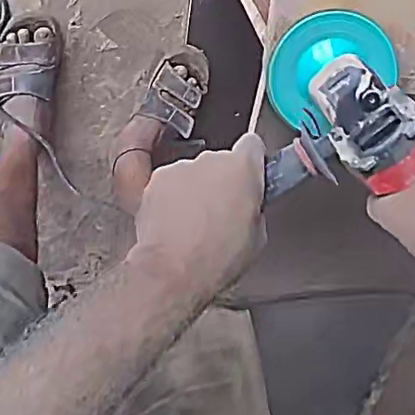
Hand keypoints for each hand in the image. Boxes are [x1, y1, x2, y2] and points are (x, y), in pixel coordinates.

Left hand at [127, 132, 266, 295]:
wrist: (175, 269)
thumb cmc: (217, 257)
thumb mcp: (258, 236)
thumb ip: (255, 207)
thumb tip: (249, 207)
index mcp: (243, 168)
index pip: (252, 145)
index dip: (252, 160)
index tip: (250, 173)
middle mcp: (211, 160)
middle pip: (219, 162)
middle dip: (220, 182)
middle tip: (222, 212)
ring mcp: (181, 168)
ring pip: (192, 174)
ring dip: (194, 191)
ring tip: (195, 224)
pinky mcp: (156, 180)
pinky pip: (169, 185)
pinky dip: (171, 199)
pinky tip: (175, 224)